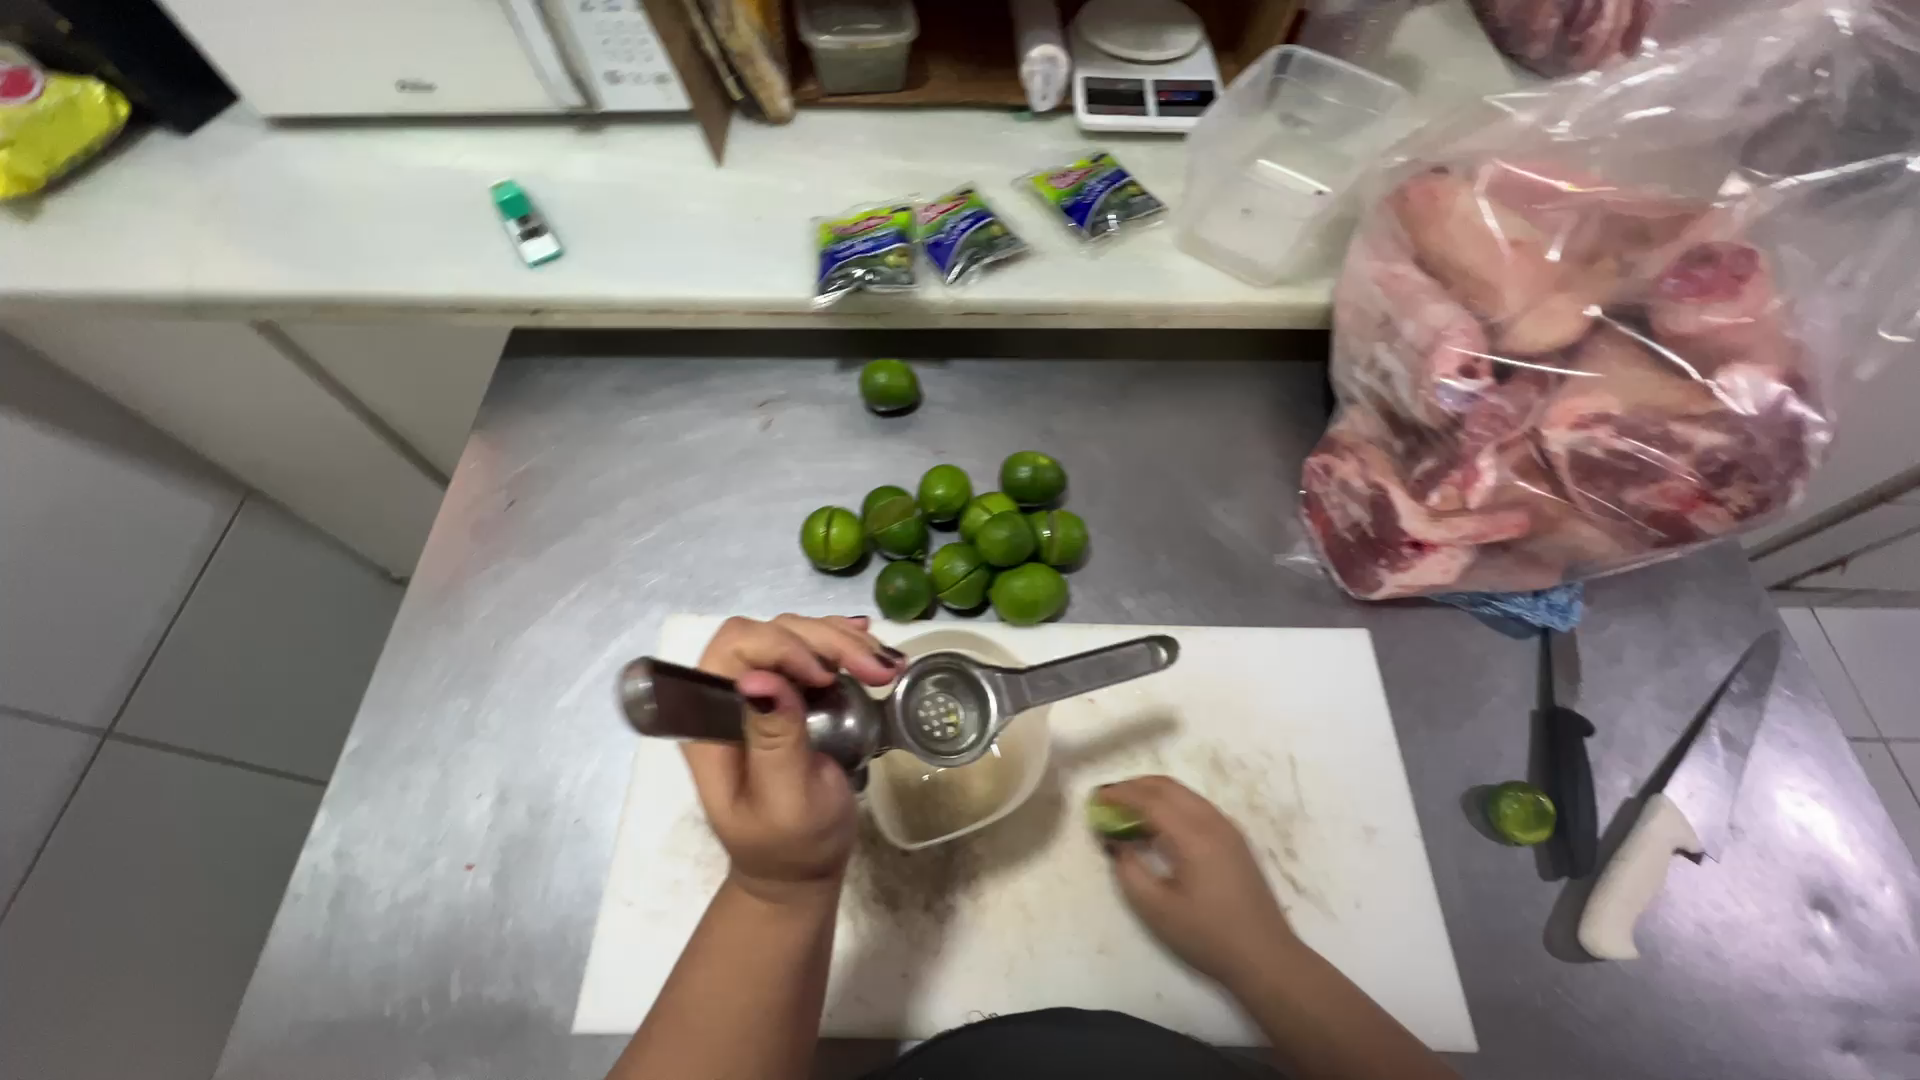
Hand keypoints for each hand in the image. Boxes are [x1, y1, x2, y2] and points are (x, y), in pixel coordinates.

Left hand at [684, 614, 903, 904]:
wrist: (801, 866)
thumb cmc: (791, 843)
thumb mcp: (785, 800)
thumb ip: (773, 739)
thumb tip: (757, 680)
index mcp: (709, 721)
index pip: (733, 649)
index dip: (781, 647)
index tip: (827, 677)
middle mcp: (728, 695)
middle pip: (770, 632)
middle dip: (826, 640)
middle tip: (879, 671)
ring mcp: (760, 690)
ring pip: (796, 633)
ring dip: (844, 641)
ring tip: (887, 666)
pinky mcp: (789, 691)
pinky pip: (813, 649)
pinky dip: (846, 643)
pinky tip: (873, 648)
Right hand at [1098, 775, 1300, 991]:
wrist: (1267, 959)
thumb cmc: (1208, 937)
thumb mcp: (1156, 910)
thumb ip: (1128, 870)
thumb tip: (1116, 842)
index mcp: (1194, 836)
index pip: (1150, 800)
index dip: (1119, 795)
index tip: (1095, 798)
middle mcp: (1213, 822)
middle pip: (1167, 786)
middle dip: (1134, 786)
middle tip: (1107, 800)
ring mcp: (1228, 828)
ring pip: (1183, 793)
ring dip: (1152, 794)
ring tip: (1126, 811)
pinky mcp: (1235, 840)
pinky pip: (1196, 806)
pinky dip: (1170, 805)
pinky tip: (1157, 827)